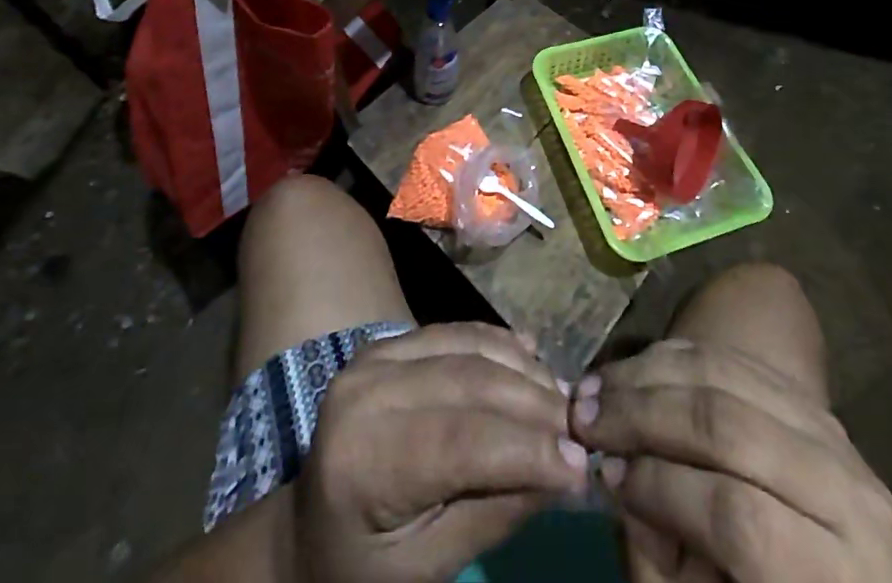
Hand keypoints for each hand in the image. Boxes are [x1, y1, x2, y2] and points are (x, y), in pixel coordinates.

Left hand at [295, 323, 588, 582]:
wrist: (308, 528)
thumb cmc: (367, 562)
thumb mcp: (429, 563)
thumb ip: (498, 510)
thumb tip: (571, 469)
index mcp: (361, 460)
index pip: (462, 442)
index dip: (529, 448)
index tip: (582, 465)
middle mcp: (363, 392)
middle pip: (472, 383)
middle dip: (537, 405)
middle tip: (583, 431)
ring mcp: (374, 357)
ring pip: (472, 348)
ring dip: (526, 372)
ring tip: (563, 403)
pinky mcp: (388, 343)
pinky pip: (458, 332)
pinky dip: (501, 344)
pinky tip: (533, 360)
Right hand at [571, 339, 891, 582]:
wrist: (849, 581)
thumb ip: (662, 555)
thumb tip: (620, 475)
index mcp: (830, 573)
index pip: (737, 512)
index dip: (662, 487)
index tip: (606, 475)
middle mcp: (847, 494)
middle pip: (731, 426)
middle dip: (645, 414)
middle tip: (584, 416)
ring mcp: (834, 434)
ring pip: (731, 375)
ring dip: (651, 372)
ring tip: (598, 386)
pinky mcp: (811, 401)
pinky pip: (737, 359)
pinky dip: (677, 356)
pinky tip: (636, 367)